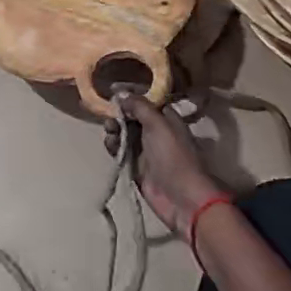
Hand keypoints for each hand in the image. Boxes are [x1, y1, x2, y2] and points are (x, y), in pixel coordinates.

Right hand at [107, 93, 227, 238]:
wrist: (182, 199)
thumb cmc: (173, 156)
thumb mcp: (158, 125)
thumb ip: (139, 106)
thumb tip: (121, 93)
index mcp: (166, 118)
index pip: (146, 100)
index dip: (130, 94)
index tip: (111, 90)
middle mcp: (156, 132)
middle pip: (132, 116)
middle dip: (119, 113)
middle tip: (108, 115)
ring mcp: (146, 150)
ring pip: (125, 133)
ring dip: (115, 129)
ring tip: (109, 131)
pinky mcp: (137, 168)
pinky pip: (121, 151)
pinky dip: (114, 146)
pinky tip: (110, 144)